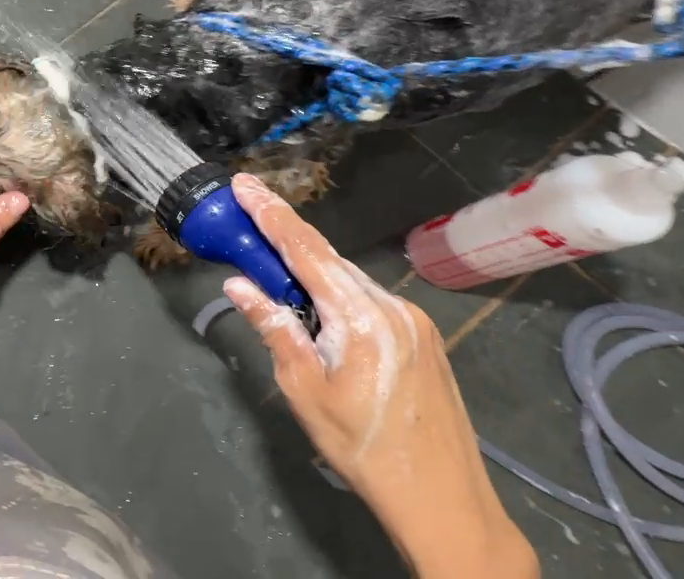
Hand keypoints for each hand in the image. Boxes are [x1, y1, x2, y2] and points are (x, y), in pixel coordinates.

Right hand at [223, 175, 536, 578]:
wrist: (444, 501)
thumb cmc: (362, 446)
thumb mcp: (303, 388)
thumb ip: (274, 328)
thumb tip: (239, 285)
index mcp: (359, 315)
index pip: (305, 250)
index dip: (270, 213)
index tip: (243, 183)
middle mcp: (391, 307)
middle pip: (327, 258)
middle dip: (285, 234)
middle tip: (247, 210)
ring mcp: (412, 322)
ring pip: (348, 279)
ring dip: (309, 267)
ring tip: (273, 267)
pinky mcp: (422, 339)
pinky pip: (367, 299)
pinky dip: (333, 290)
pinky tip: (316, 306)